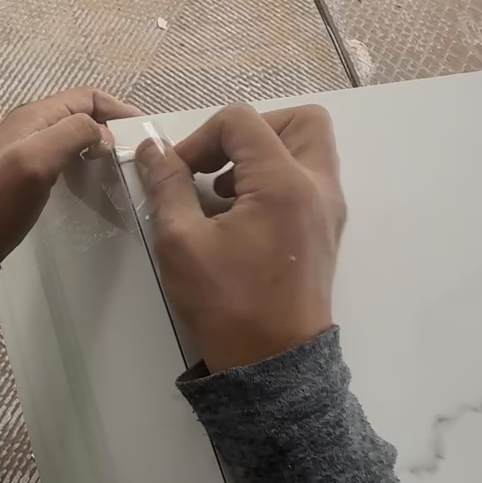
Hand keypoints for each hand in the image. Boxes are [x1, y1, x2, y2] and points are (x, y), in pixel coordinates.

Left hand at [0, 88, 142, 258]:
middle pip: (79, 113)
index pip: (86, 96)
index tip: (143, 133)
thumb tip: (103, 134)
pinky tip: (90, 180)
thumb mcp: (37, 159)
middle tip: (137, 154)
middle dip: (110, 127)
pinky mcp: (22, 173)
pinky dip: (81, 162)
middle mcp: (28, 125)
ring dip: (97, 145)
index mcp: (33, 115)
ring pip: (70, 135)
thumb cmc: (0, 199)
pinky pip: (59, 156)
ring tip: (120, 167)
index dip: (117, 108)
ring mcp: (23, 149)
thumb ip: (72, 134)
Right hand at [135, 104, 345, 372]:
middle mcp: (318, 187)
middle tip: (213, 163)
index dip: (199, 137)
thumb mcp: (180, 239)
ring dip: (261, 154)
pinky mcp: (324, 229)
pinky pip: (306, 178)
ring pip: (307, 148)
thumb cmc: (225, 301)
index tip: (177, 172)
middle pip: (298, 120)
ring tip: (220, 191)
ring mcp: (328, 209)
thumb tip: (153, 148)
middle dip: (248, 131)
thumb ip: (166, 184)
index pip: (242, 120)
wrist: (270, 362)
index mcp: (284, 183)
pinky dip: (272, 178)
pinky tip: (236, 214)